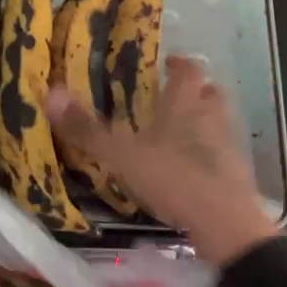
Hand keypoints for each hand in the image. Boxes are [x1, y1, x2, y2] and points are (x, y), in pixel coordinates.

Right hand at [48, 55, 276, 265]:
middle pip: (210, 93)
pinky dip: (208, 153)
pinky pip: (221, 153)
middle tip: (173, 97)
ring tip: (179, 132)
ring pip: (218, 122)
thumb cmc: (173, 177)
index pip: (188, 71)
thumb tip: (50, 93)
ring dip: (203, 121)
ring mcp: (228, 146)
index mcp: (185, 104)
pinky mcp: (236, 174)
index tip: (168, 62)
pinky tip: (191, 168)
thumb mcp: (122, 155)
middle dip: (195, 92)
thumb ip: (87, 129)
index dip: (179, 64)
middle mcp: (212, 117)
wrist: (225, 223)